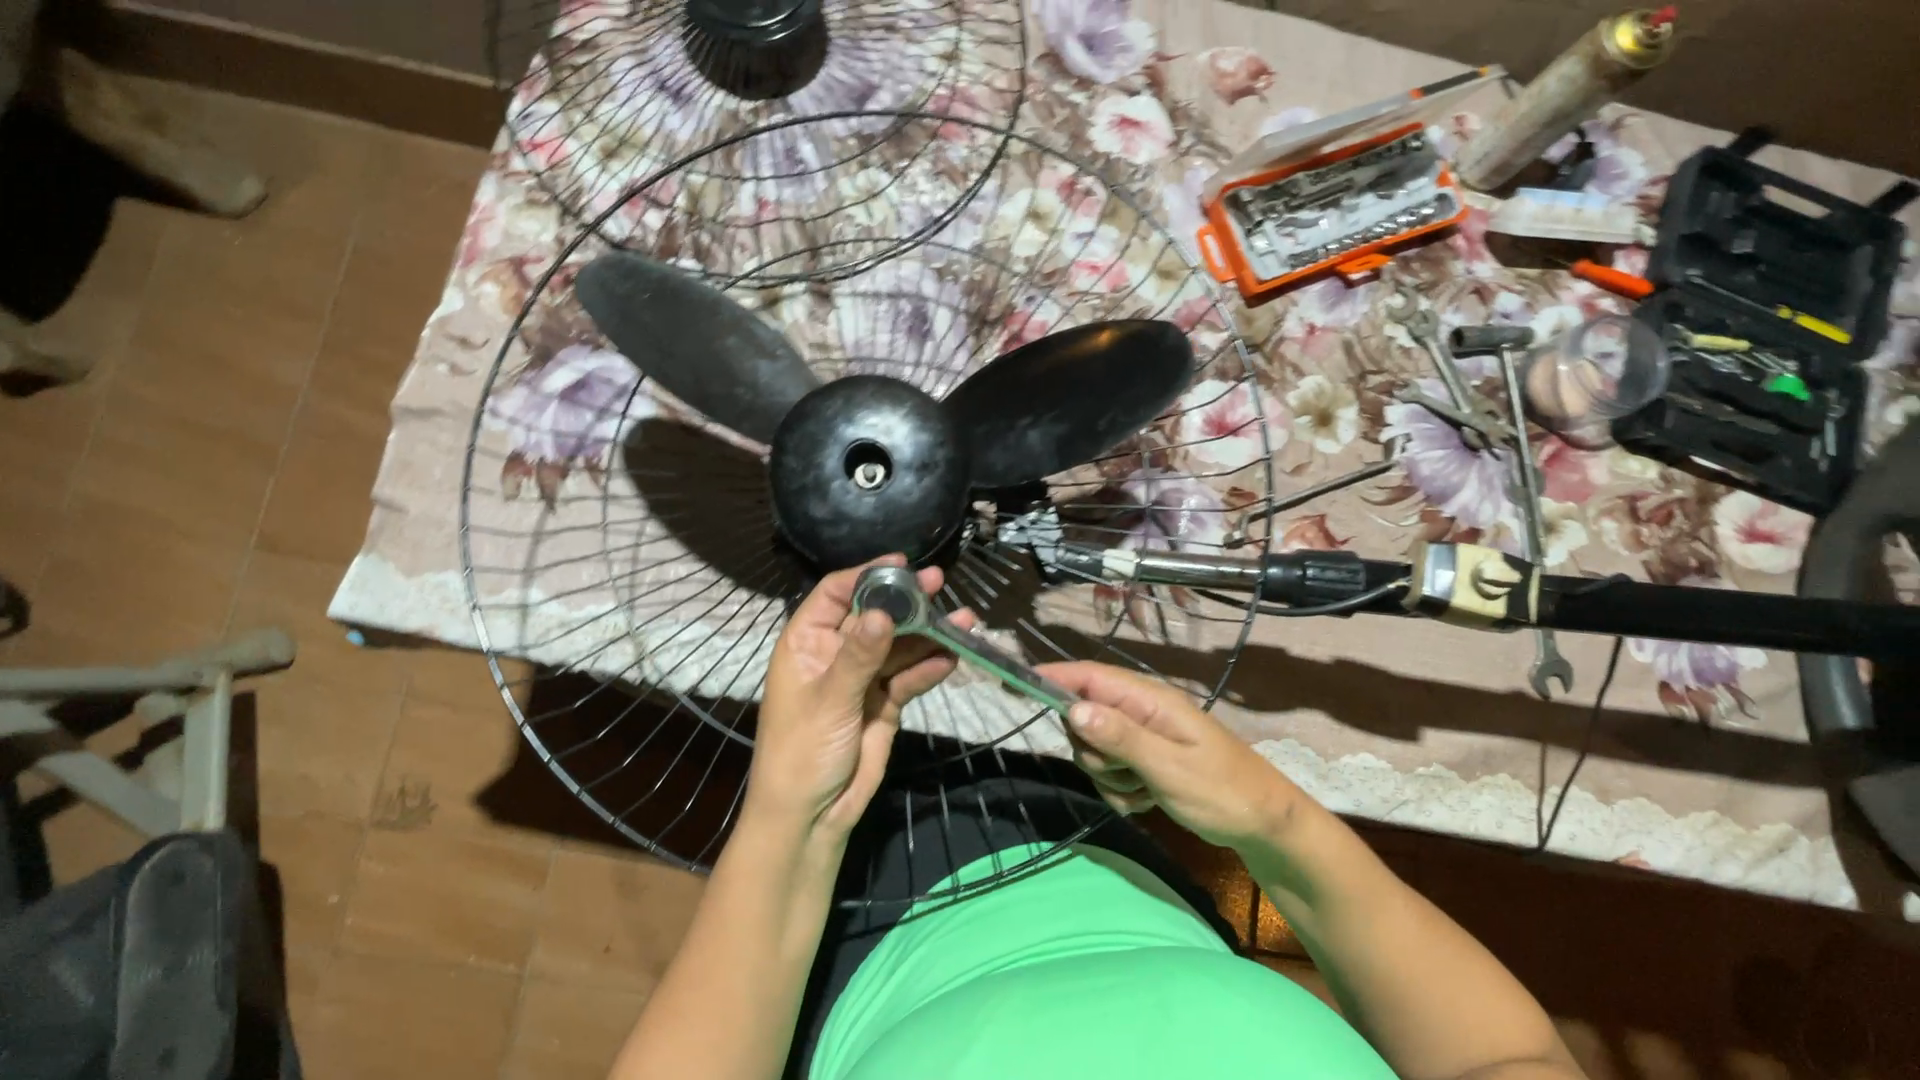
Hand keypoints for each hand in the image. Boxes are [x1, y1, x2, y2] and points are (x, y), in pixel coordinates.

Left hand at [748, 555, 974, 839]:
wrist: (810, 816)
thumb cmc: (802, 752)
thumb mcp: (829, 702)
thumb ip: (859, 657)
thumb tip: (882, 612)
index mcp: (806, 643)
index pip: (835, 594)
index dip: (866, 576)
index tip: (901, 566)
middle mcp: (835, 654)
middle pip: (874, 616)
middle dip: (906, 602)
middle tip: (940, 583)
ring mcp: (862, 679)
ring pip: (899, 647)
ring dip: (928, 636)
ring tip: (965, 623)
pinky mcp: (883, 705)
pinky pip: (909, 679)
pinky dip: (929, 670)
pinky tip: (952, 660)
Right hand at [1038, 661, 1307, 849]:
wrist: (1266, 826)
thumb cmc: (1224, 792)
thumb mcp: (1170, 767)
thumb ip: (1121, 736)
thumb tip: (1073, 707)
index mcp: (1150, 700)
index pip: (1090, 677)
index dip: (1052, 677)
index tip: (1014, 683)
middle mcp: (1142, 712)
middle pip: (1084, 718)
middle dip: (1093, 750)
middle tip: (1125, 771)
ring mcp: (1144, 738)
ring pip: (1095, 750)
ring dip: (1111, 777)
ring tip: (1147, 791)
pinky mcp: (1145, 763)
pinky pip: (1112, 774)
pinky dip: (1123, 791)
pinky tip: (1150, 801)